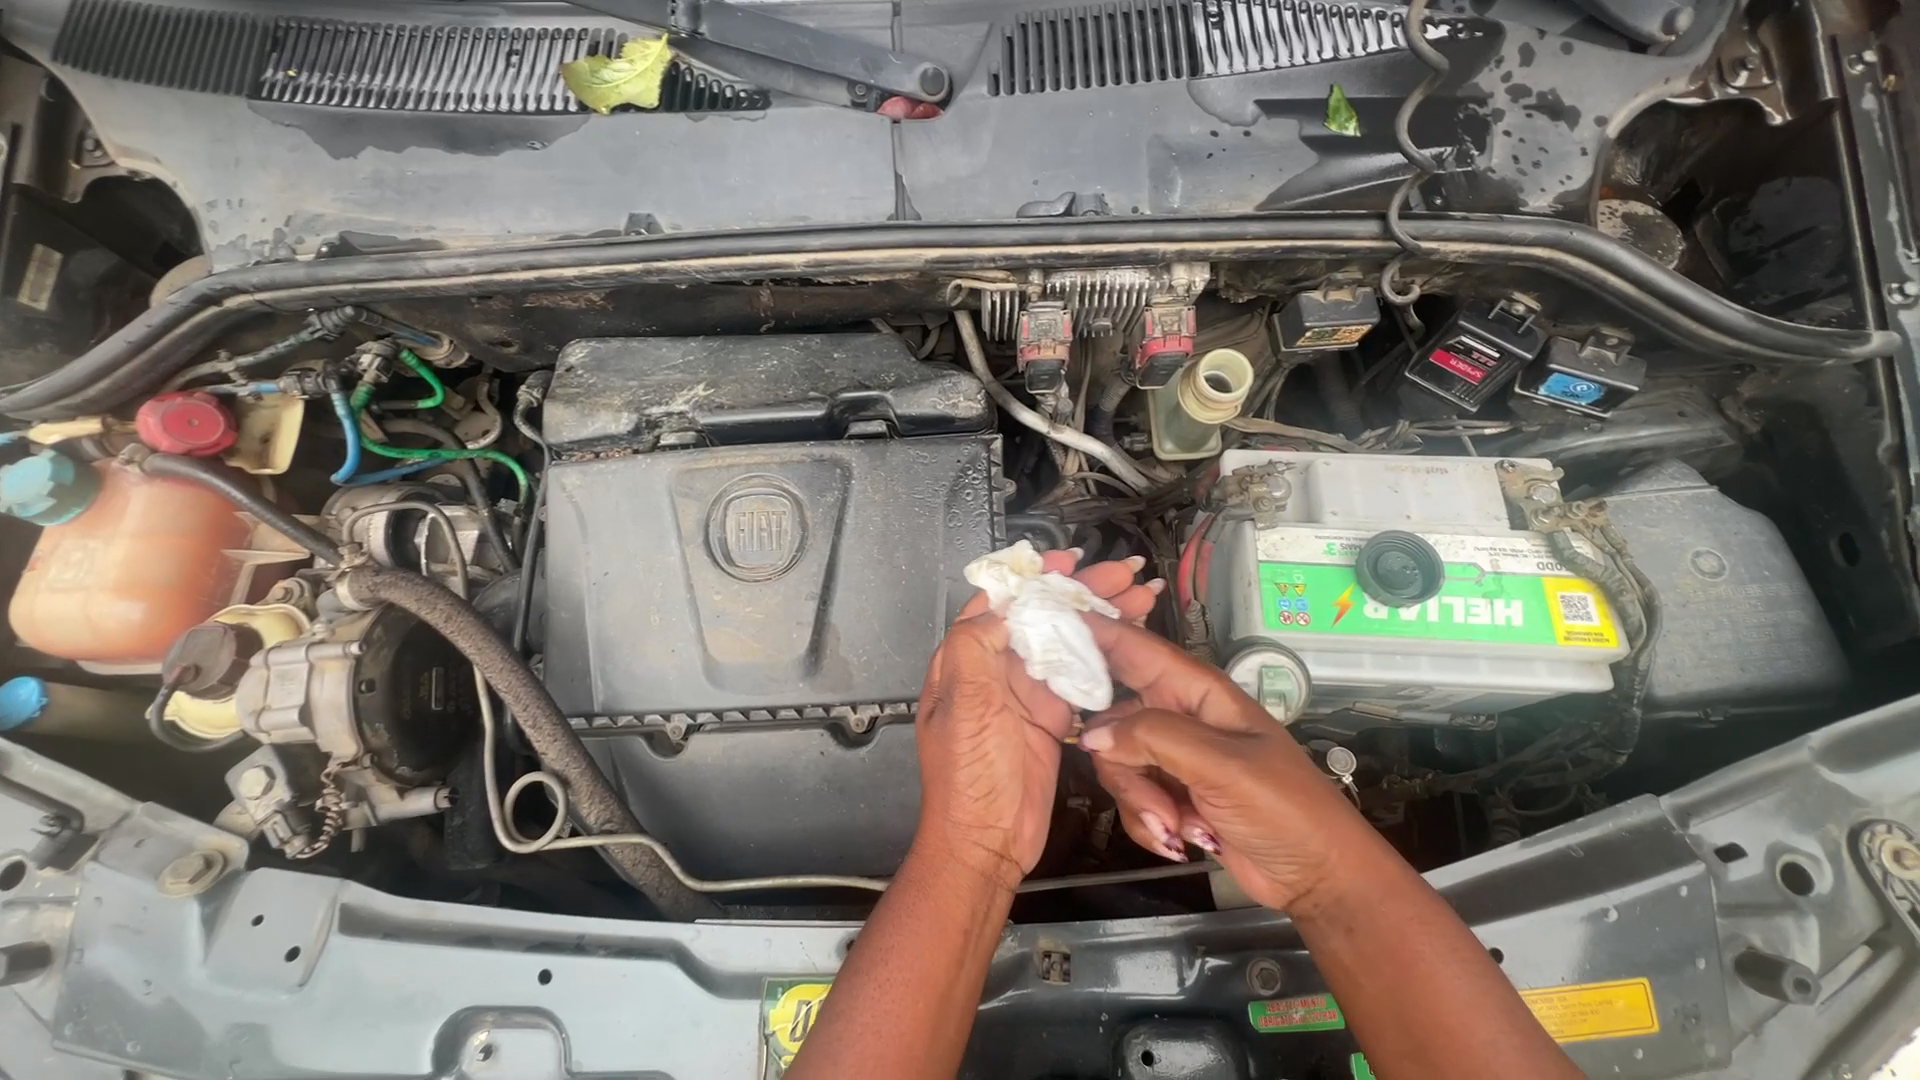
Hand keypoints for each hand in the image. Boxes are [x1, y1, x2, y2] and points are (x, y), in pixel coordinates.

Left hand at [915, 552, 1160, 888]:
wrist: (986, 840)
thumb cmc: (965, 776)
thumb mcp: (962, 705)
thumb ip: (975, 647)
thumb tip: (1001, 606)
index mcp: (966, 659)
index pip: (1001, 602)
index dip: (1035, 577)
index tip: (1068, 560)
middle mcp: (995, 669)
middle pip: (1042, 616)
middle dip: (1082, 592)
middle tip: (1123, 573)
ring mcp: (1026, 692)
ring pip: (1066, 641)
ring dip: (1100, 618)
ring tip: (1139, 595)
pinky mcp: (1052, 716)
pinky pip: (1080, 675)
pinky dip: (1104, 655)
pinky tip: (1128, 638)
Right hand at [1077, 618, 1373, 913]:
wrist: (1316, 876)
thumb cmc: (1283, 807)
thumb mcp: (1222, 765)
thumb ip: (1153, 738)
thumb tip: (1091, 737)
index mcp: (1196, 691)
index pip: (1135, 649)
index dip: (1093, 634)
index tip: (1047, 629)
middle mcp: (1178, 717)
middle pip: (1112, 720)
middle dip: (1123, 764)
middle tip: (1154, 798)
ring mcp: (1171, 759)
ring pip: (1116, 766)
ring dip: (1141, 803)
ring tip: (1181, 830)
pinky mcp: (1169, 796)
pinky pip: (1129, 800)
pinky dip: (1148, 824)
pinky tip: (1182, 841)